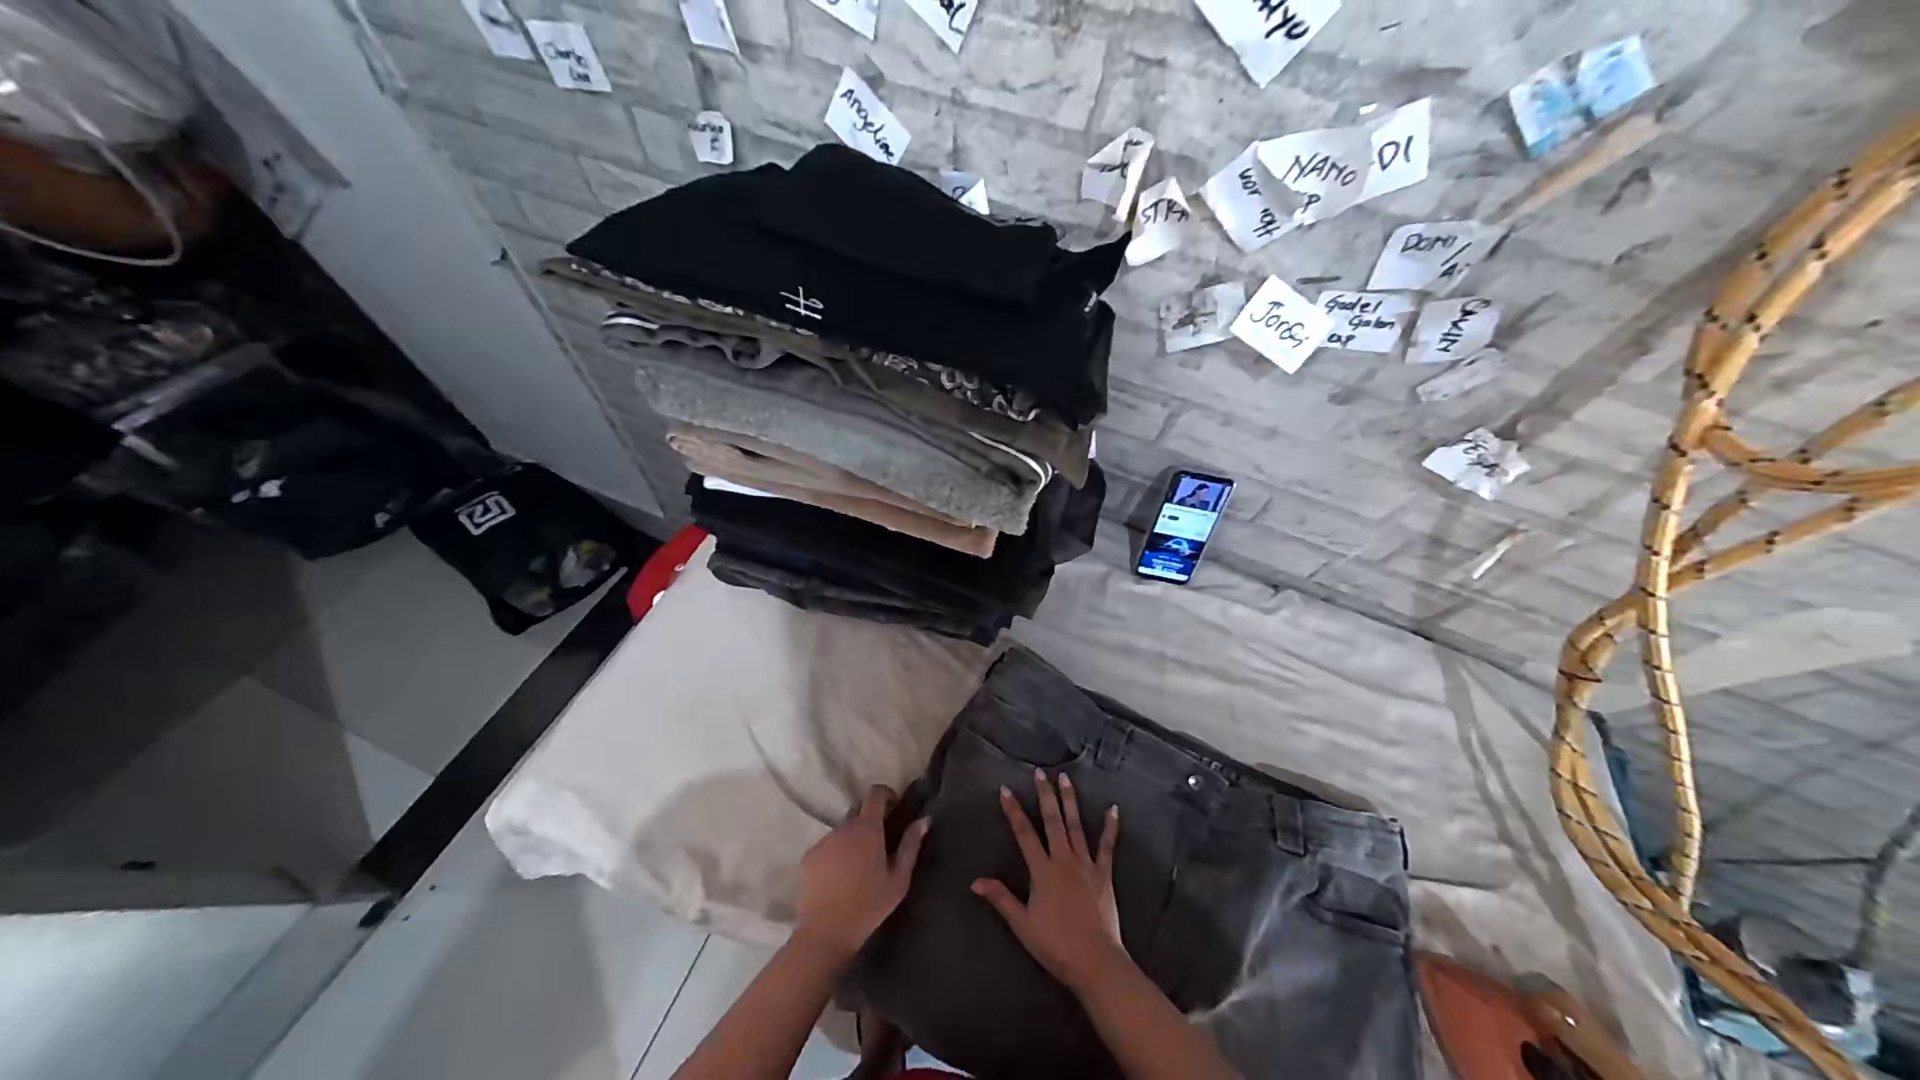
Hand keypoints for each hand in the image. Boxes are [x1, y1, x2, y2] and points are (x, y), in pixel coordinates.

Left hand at [794, 785, 927, 963]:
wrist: (827, 932)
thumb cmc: (869, 905)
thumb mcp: (899, 879)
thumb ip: (911, 845)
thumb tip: (924, 819)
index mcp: (867, 828)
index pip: (875, 793)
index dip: (886, 794)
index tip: (895, 808)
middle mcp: (843, 827)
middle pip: (858, 813)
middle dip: (870, 823)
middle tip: (879, 849)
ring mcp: (823, 841)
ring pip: (842, 832)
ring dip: (852, 841)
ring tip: (858, 870)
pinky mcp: (808, 857)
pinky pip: (827, 848)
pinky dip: (835, 855)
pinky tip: (840, 880)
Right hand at [972, 769, 1125, 991]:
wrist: (1096, 961)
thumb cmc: (1055, 944)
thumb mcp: (1022, 924)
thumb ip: (1001, 899)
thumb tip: (975, 881)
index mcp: (1042, 871)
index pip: (1024, 834)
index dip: (1014, 811)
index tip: (1006, 790)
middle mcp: (1063, 860)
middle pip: (1052, 822)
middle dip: (1044, 795)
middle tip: (1040, 772)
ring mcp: (1086, 865)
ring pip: (1076, 827)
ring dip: (1070, 801)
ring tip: (1066, 779)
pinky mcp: (1105, 874)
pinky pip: (1108, 847)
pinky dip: (1111, 828)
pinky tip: (1114, 810)